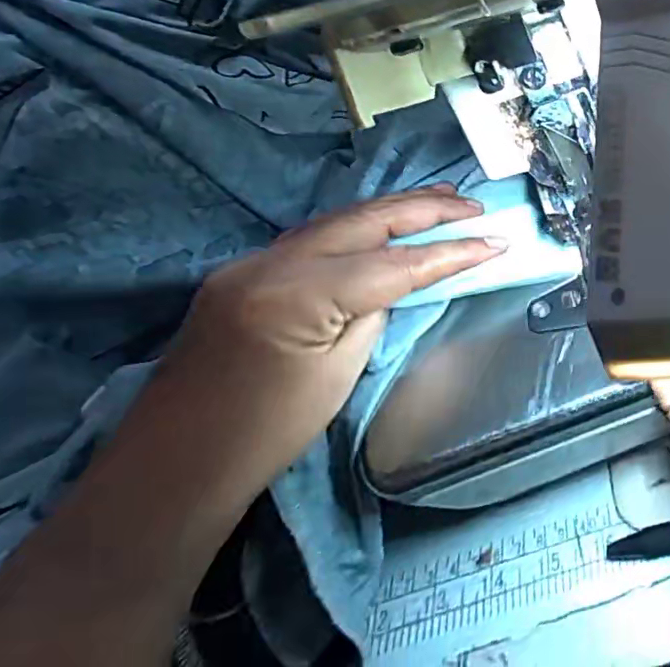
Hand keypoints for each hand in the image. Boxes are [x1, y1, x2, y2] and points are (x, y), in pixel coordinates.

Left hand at [172, 184, 504, 465]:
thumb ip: (372, 312)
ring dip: (391, 210)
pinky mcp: (243, 268)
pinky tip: (381, 225)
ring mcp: (252, 260)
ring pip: (338, 220)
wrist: (175, 466)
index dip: (449, 253)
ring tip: (437, 202)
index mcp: (299, 295)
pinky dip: (356, 228)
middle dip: (423, 209)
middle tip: (471, 205)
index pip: (393, 263)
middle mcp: (272, 261)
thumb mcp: (338, 375)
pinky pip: (312, 238)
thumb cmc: (265, 436)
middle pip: (365, 221)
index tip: (494, 242)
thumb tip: (394, 280)